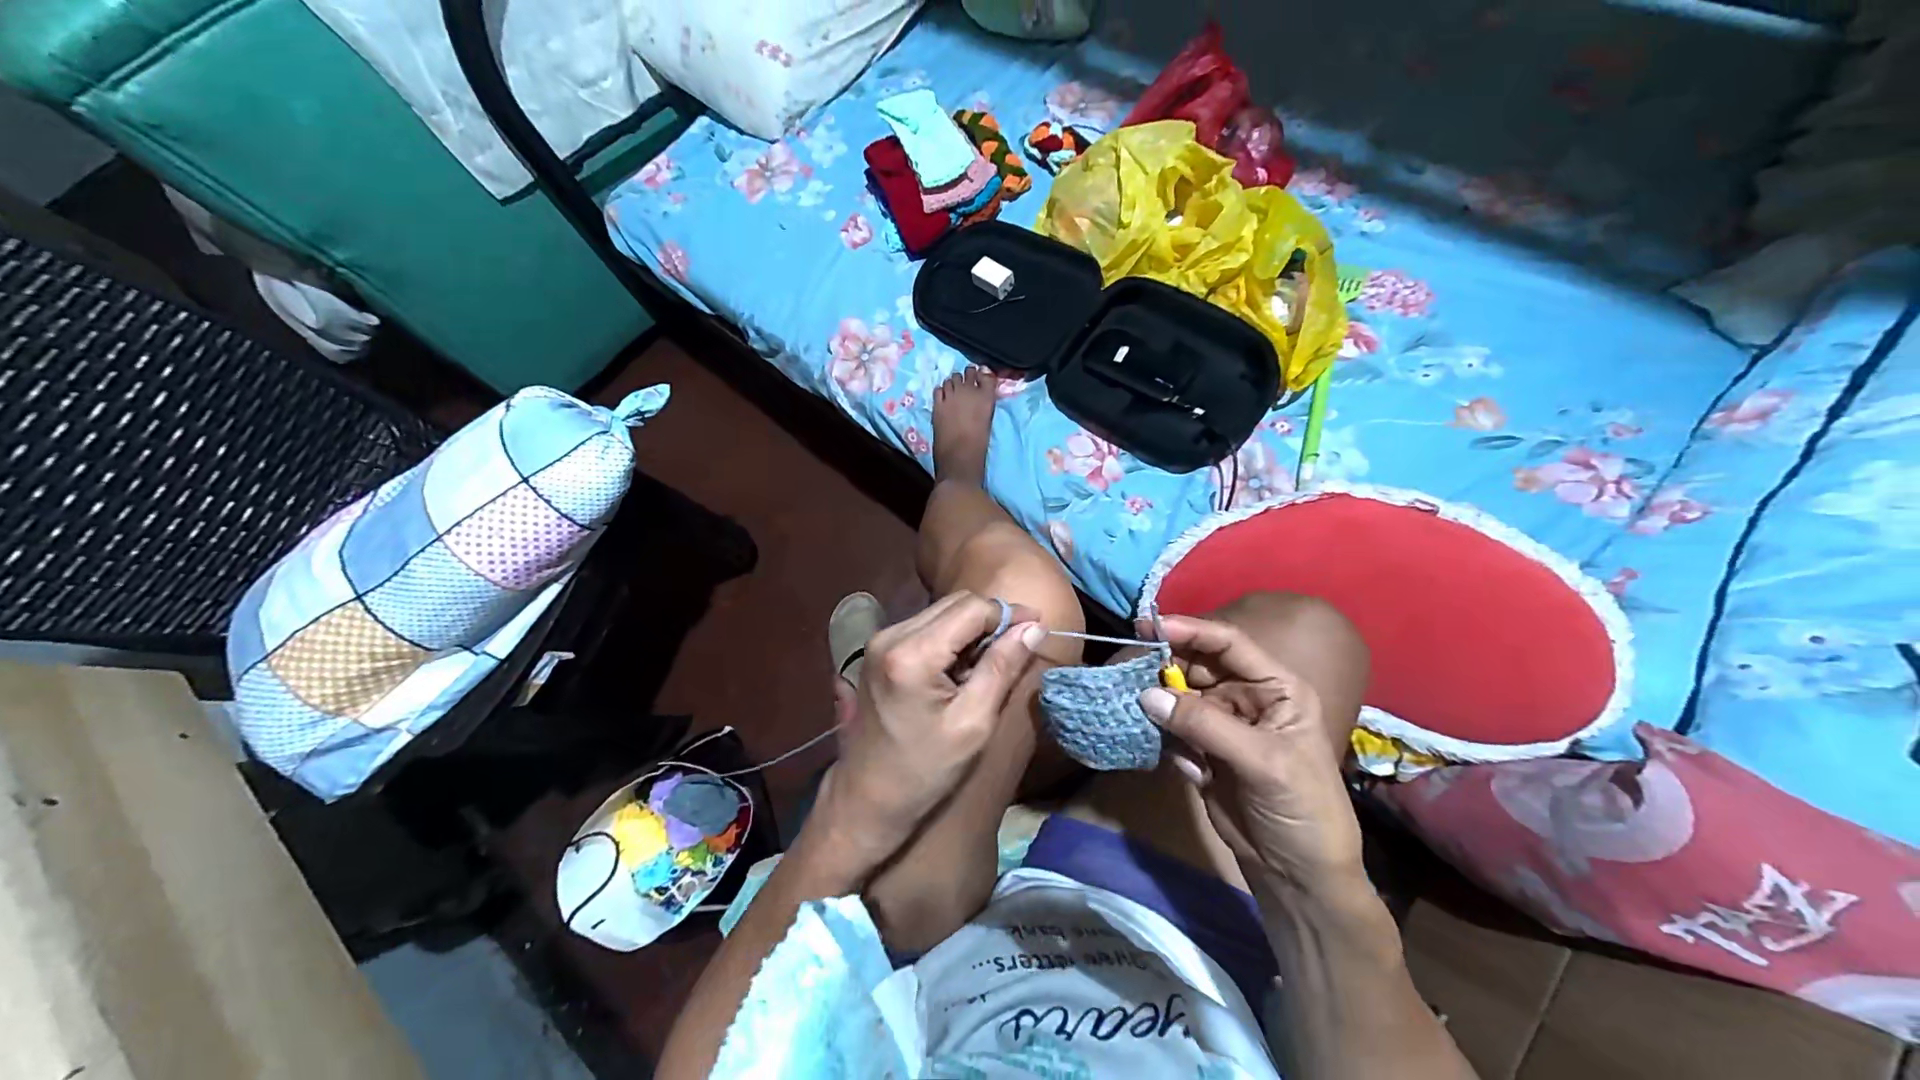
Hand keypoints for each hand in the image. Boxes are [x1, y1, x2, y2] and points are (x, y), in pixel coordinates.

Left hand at [816, 592, 1044, 867]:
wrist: (869, 796)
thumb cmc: (926, 769)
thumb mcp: (974, 723)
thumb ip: (1002, 667)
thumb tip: (1034, 627)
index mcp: (912, 653)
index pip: (972, 608)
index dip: (1010, 613)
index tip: (1038, 628)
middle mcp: (891, 635)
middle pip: (955, 603)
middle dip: (991, 620)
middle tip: (1016, 649)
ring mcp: (880, 640)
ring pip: (941, 611)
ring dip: (971, 629)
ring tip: (988, 666)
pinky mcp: (879, 649)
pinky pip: (926, 626)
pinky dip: (951, 638)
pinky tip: (961, 670)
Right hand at [1137, 615, 1364, 900]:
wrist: (1298, 876)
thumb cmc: (1302, 808)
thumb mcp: (1263, 761)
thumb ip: (1205, 724)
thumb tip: (1147, 694)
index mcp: (1277, 688)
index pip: (1229, 644)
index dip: (1191, 630)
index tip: (1150, 626)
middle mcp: (1248, 698)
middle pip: (1198, 666)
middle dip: (1167, 666)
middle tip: (1132, 670)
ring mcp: (1222, 725)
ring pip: (1179, 697)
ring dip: (1160, 703)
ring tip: (1142, 713)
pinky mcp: (1202, 751)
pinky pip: (1172, 730)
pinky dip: (1166, 738)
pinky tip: (1185, 766)